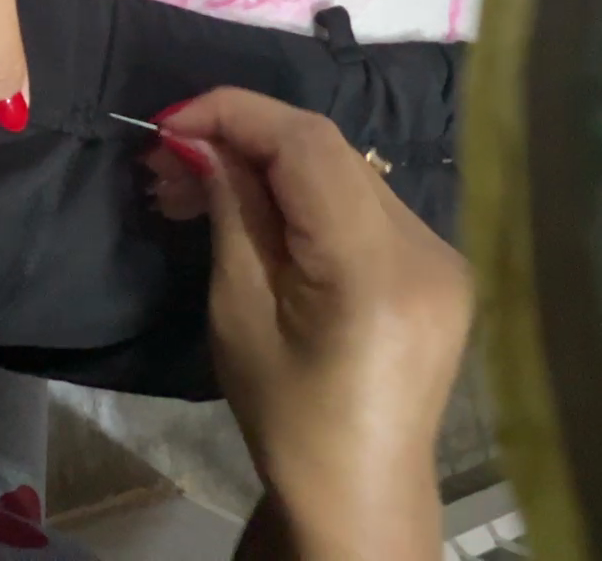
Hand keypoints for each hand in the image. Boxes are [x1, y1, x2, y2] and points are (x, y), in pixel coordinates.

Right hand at [151, 89, 472, 559]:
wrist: (358, 488)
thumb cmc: (284, 410)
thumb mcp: (237, 306)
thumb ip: (230, 208)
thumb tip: (197, 139)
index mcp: (374, 267)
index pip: (306, 144)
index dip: (232, 113)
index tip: (165, 125)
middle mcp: (422, 246)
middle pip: (322, 145)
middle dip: (236, 133)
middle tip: (166, 157)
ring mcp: (435, 252)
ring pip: (335, 165)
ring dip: (258, 158)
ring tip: (190, 181)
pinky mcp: (429, 262)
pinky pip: (350, 196)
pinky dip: (290, 186)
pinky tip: (246, 204)